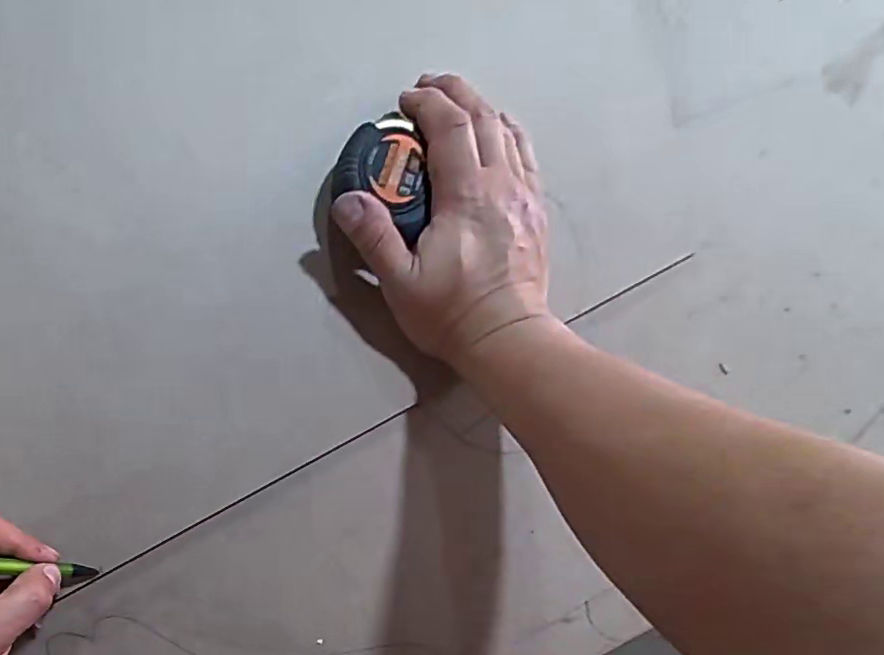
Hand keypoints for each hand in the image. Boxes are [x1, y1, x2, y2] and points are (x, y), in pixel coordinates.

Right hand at [332, 74, 554, 363]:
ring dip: (482, 109)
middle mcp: (502, 184)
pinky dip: (505, 133)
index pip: (450, 128)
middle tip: (429, 90)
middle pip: (484, 118)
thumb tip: (349, 202)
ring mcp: (524, 195)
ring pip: (509, 131)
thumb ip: (374, 238)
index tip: (405, 101)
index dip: (427, 106)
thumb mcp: (400, 282)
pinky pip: (524, 154)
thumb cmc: (450, 314)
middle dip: (455, 94)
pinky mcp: (534, 211)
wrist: (505, 336)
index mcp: (467, 196)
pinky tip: (494, 139)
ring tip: (459, 107)